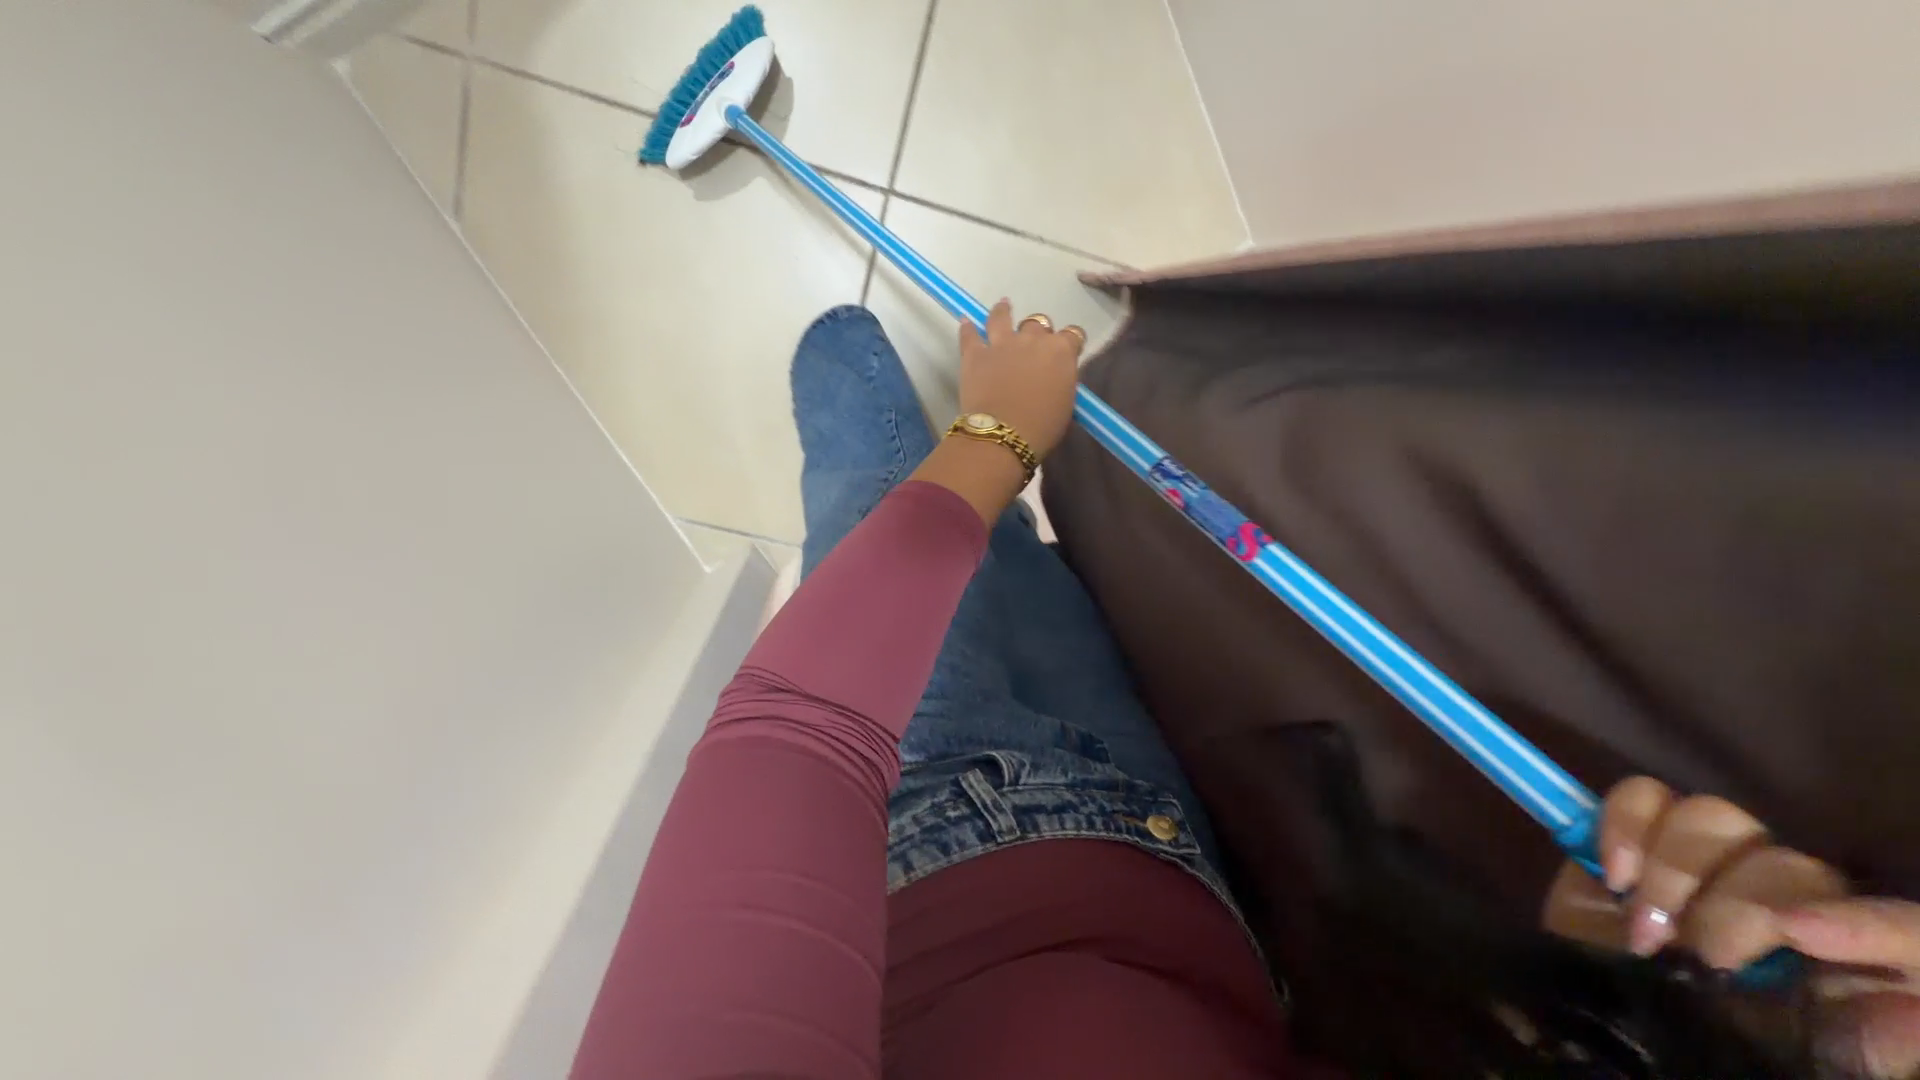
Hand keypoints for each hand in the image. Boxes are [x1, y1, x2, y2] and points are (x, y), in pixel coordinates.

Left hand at [957, 298, 1081, 459]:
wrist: (1003, 435)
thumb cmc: (1043, 427)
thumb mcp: (1066, 403)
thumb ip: (1062, 380)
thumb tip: (1055, 375)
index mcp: (1061, 351)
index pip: (1073, 334)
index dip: (1069, 341)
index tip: (1067, 350)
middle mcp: (1033, 339)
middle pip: (1038, 323)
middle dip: (1037, 332)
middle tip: (1032, 345)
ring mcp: (1002, 343)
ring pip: (1002, 316)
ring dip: (1003, 311)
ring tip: (1003, 306)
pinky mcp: (975, 354)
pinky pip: (969, 335)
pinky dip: (967, 328)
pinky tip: (965, 321)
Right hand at [1543, 776, 1919, 1075]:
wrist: (1612, 1028)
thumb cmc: (1725, 1046)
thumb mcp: (1806, 1059)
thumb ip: (1867, 1044)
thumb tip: (1914, 1013)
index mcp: (1850, 957)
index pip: (1903, 928)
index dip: (1862, 921)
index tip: (1796, 933)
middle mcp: (1787, 898)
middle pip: (1786, 863)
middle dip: (1734, 908)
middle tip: (1696, 958)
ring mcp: (1705, 862)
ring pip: (1712, 817)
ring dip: (1671, 869)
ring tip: (1644, 927)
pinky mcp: (1634, 837)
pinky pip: (1640, 796)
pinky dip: (1623, 825)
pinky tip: (1613, 875)